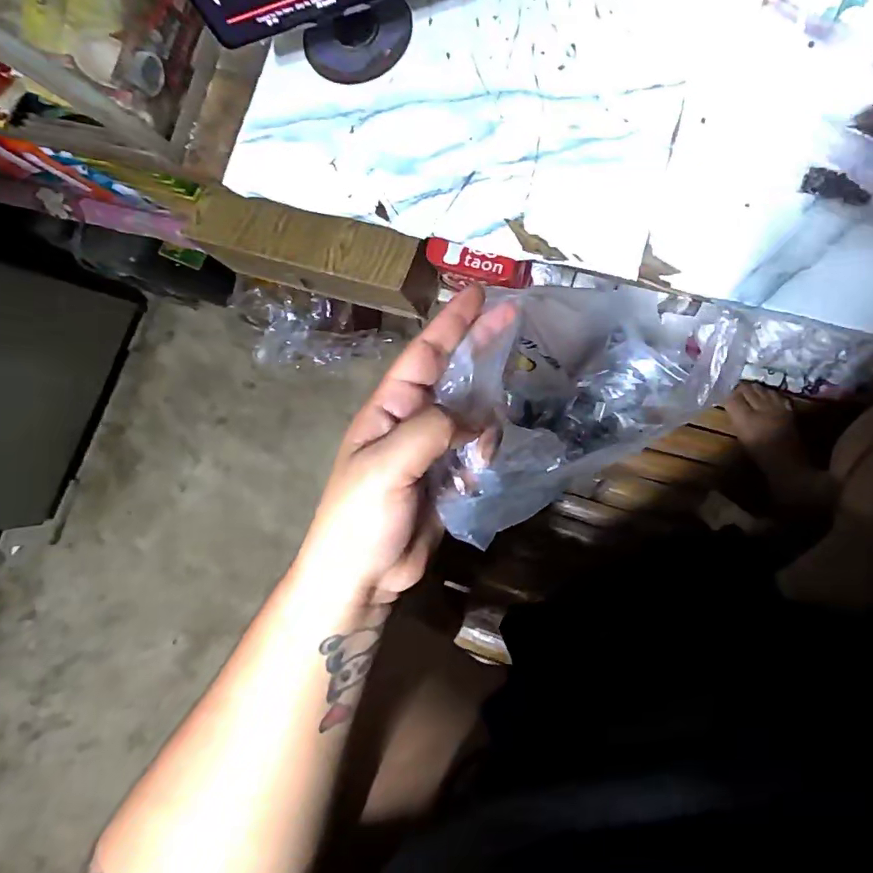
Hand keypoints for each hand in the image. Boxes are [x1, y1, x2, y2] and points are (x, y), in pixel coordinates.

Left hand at [298, 286, 515, 603]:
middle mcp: (412, 419)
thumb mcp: (385, 466)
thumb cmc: (359, 519)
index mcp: (389, 408)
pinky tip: (473, 478)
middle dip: (481, 345)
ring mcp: (432, 448)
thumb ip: (432, 430)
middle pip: (454, 372)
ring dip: (484, 424)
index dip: (452, 322)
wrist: (362, 580)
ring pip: (474, 414)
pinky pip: (478, 449)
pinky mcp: (449, 475)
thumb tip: (476, 418)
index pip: (425, 353)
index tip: (479, 292)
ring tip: (477, 456)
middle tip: (514, 316)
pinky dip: (484, 456)